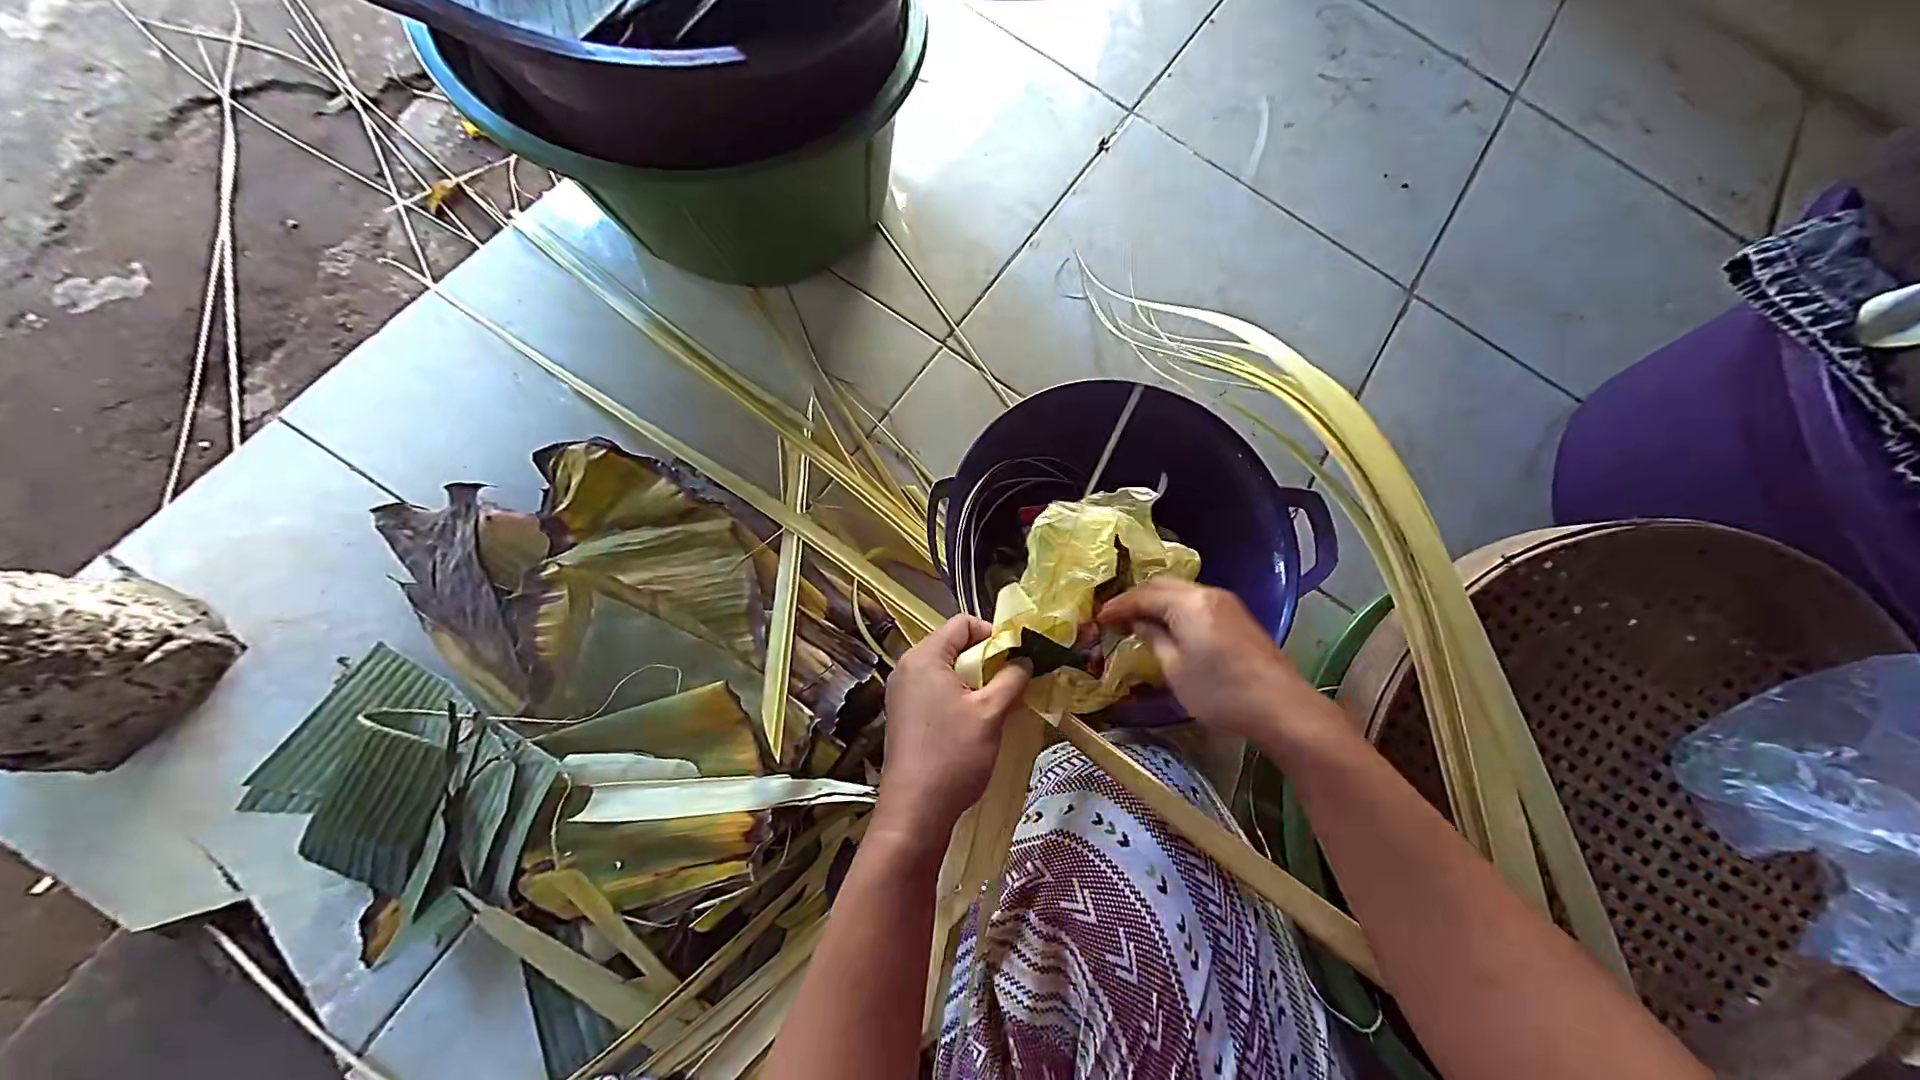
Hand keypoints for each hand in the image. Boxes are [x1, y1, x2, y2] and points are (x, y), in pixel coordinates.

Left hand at [874, 615, 1031, 854]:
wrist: (915, 810)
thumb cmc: (954, 754)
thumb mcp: (991, 713)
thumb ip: (1012, 678)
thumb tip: (1025, 660)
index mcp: (924, 657)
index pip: (962, 623)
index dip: (993, 633)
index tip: (1015, 658)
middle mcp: (907, 667)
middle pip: (953, 644)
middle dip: (985, 658)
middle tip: (1010, 682)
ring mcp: (901, 691)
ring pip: (946, 668)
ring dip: (974, 680)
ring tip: (996, 704)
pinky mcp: (903, 713)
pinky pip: (935, 689)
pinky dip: (958, 695)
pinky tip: (975, 720)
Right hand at [1099, 581, 1339, 746]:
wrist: (1282, 709)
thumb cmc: (1220, 692)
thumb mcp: (1175, 670)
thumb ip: (1154, 639)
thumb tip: (1140, 624)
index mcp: (1189, 603)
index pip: (1144, 595)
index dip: (1118, 606)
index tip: (1098, 618)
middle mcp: (1209, 594)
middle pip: (1164, 587)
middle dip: (1137, 599)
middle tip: (1115, 617)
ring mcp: (1227, 604)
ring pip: (1182, 593)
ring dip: (1157, 603)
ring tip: (1138, 621)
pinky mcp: (1239, 619)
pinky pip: (1197, 604)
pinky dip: (1176, 610)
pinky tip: (1168, 626)